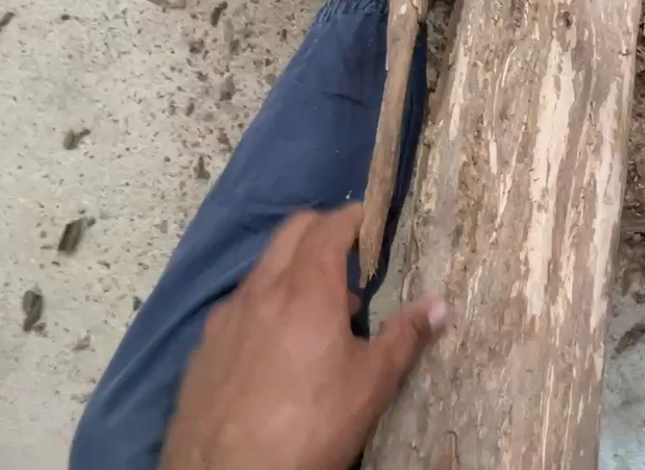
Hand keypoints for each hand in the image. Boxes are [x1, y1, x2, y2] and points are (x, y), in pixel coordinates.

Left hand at [159, 206, 450, 469]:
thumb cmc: (309, 428)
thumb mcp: (370, 386)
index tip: (373, 218)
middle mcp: (263, 290)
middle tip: (350, 252)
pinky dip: (264, 303)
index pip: (330, 226)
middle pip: (292, 230)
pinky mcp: (203, 348)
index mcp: (307, 289)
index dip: (354, 216)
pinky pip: (239, 305)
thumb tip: (441, 304)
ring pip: (263, 266)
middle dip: (323, 229)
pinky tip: (275, 345)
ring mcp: (226, 317)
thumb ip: (405, 337)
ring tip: (319, 307)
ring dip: (293, 267)